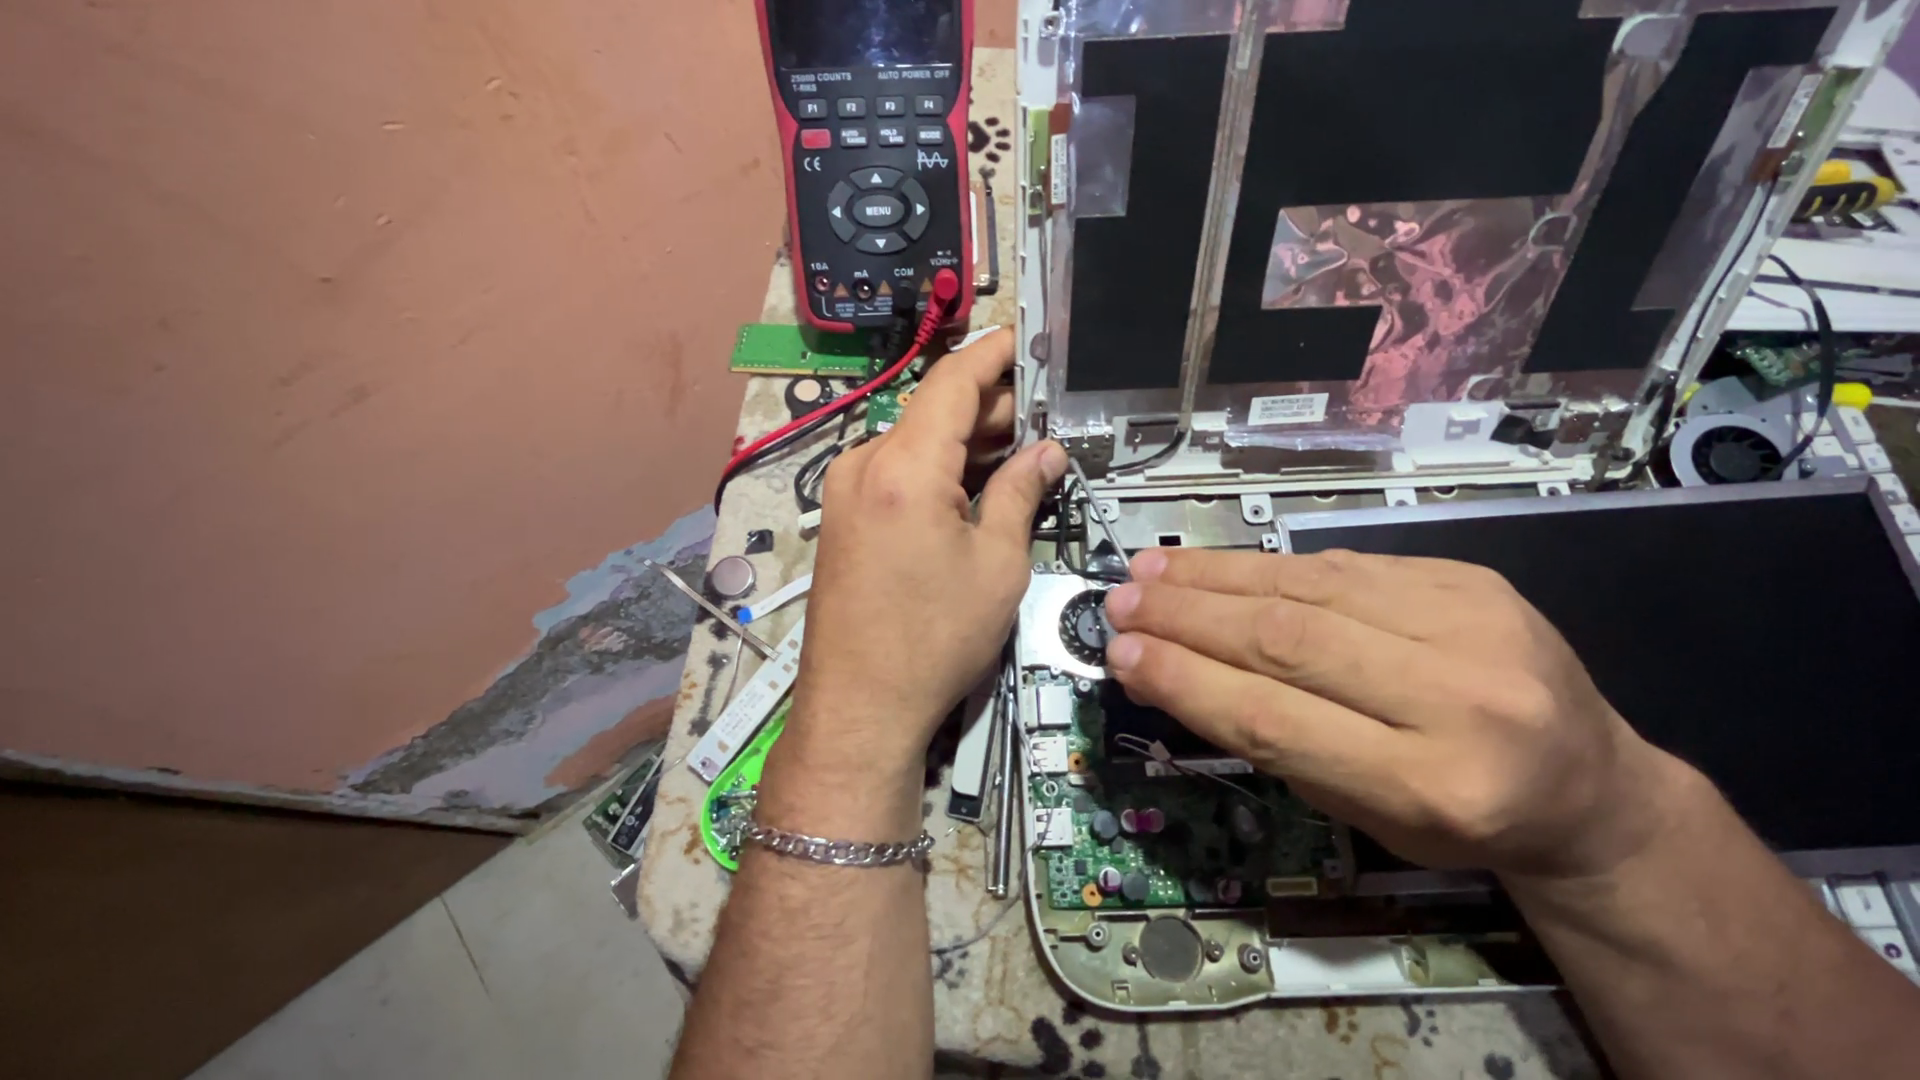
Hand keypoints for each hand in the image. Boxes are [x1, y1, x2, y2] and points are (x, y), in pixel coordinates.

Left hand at [784, 330, 1066, 778]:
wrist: (859, 706)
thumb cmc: (933, 640)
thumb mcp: (996, 566)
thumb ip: (1019, 494)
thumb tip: (1045, 453)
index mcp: (903, 467)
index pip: (953, 382)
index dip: (995, 355)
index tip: (1028, 343)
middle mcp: (863, 466)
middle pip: (933, 412)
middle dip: (990, 407)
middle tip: (1043, 415)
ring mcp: (845, 493)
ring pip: (915, 443)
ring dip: (966, 442)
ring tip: (1020, 451)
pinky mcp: (842, 519)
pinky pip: (895, 474)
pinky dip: (937, 470)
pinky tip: (976, 485)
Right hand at [1101, 548, 1677, 878]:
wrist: (1588, 788)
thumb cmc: (1461, 822)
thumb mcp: (1364, 811)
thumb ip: (1276, 741)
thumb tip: (1174, 668)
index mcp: (1430, 786)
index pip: (1277, 721)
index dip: (1188, 682)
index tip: (1122, 655)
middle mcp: (1461, 701)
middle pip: (1290, 643)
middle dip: (1189, 617)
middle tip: (1122, 603)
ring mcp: (1475, 627)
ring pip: (1313, 588)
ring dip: (1216, 577)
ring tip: (1151, 571)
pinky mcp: (1475, 580)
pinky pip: (1348, 566)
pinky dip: (1270, 566)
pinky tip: (1218, 566)